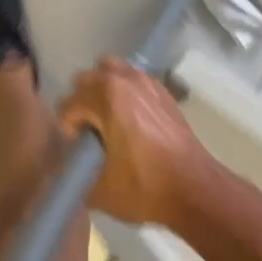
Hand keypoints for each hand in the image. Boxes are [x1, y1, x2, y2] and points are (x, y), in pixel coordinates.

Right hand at [56, 57, 214, 226]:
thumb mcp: (100, 190)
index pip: (68, 104)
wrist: (193, 186)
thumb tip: (70, 169)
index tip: (78, 151)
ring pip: (109, 69)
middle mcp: (123, 78)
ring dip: (101, 90)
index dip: (67, 130)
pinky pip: (132, 78)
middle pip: (85, 80)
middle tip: (89, 134)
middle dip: (81, 104)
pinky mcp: (161, 89)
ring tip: (108, 119)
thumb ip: (76, 174)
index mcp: (105, 96)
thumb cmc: (145, 186)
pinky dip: (124, 91)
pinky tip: (131, 120)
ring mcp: (145, 80)